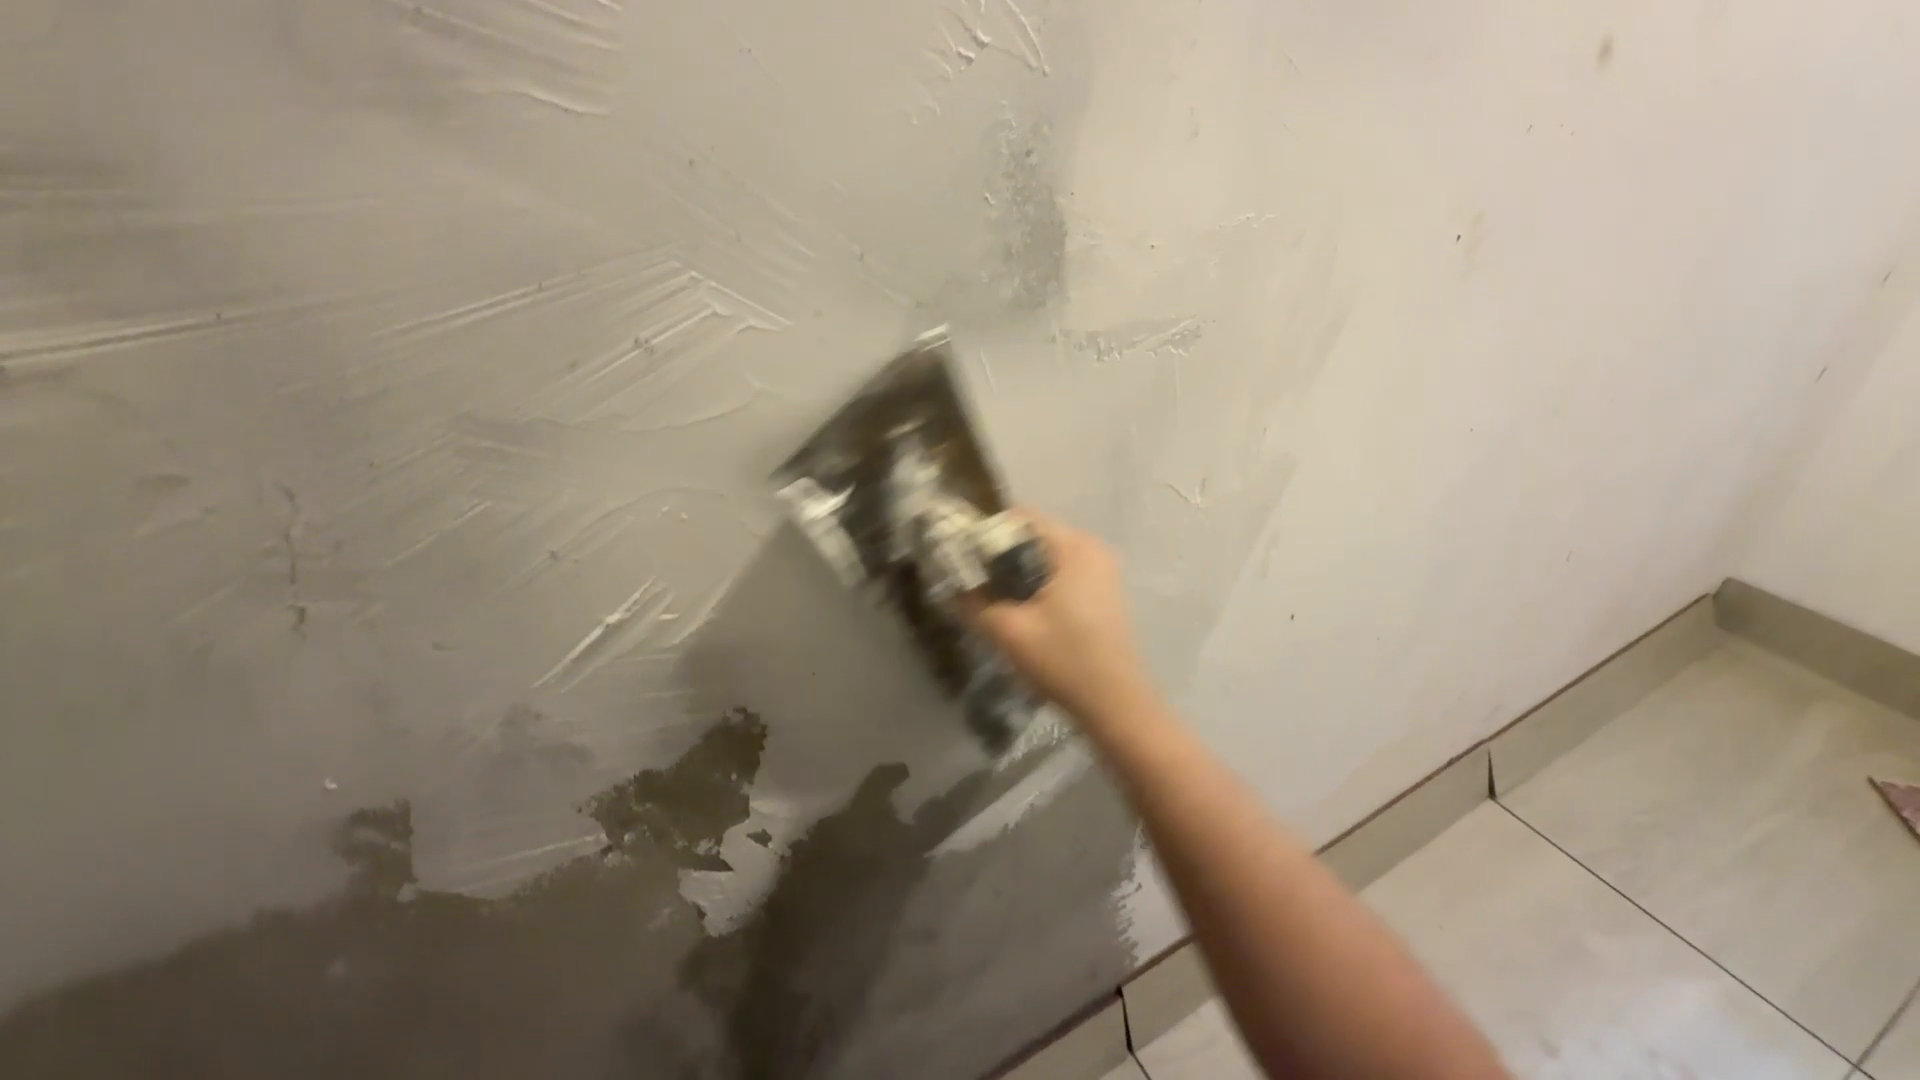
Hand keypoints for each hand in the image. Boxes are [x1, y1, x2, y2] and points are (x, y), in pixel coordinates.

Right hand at [963, 510, 1157, 723]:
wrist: (1116, 705)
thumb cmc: (1064, 661)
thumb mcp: (1010, 632)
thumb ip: (974, 604)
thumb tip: (951, 589)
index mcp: (1074, 547)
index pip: (1020, 518)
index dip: (985, 533)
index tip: (960, 557)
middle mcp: (1092, 549)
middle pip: (1033, 536)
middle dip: (999, 555)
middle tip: (969, 580)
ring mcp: (1102, 571)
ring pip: (1046, 557)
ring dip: (1016, 572)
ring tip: (989, 597)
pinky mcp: (1103, 593)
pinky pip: (1061, 574)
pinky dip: (1037, 584)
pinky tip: (1018, 610)